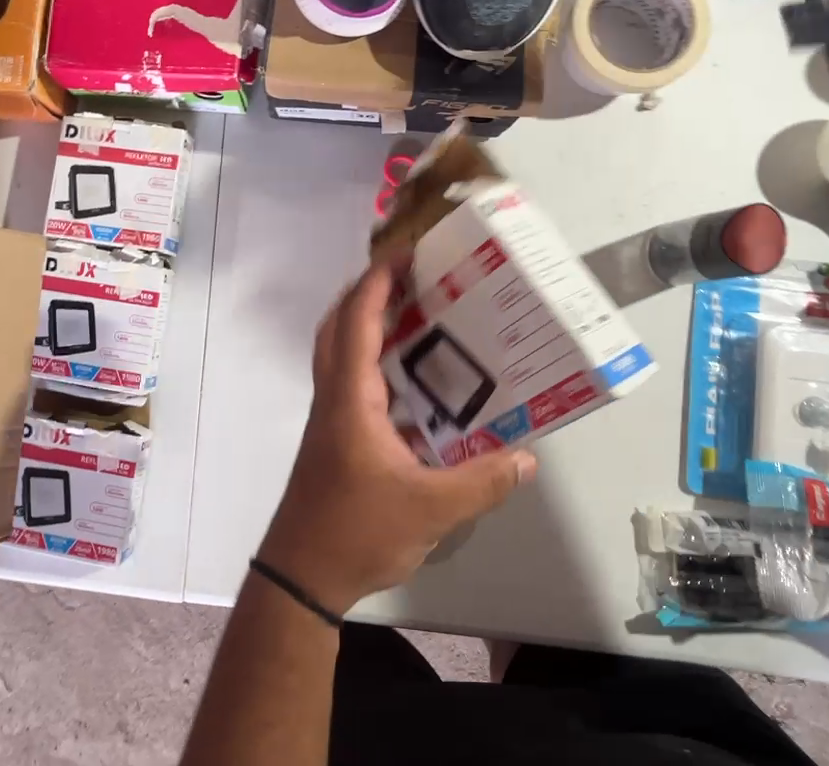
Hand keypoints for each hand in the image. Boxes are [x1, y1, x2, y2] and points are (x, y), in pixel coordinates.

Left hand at [256, 259, 536, 614]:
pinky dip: (380, 372)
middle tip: (412, 280)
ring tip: (423, 323)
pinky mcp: (335, 440)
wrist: (301, 574)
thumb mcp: (430, 509)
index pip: (358, 322)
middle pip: (340, 328)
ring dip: (372, 330)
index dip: (377, 281)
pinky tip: (421, 393)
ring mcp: (331, 420)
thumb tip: (527, 458)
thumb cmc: (356, 530)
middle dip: (369, 294)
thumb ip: (482, 482)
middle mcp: (334, 398)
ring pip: (343, 357)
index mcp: (350, 398)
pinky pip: (355, 387)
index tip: (405, 252)